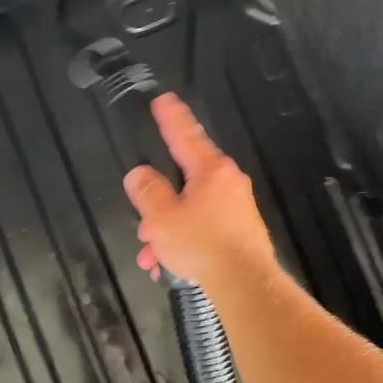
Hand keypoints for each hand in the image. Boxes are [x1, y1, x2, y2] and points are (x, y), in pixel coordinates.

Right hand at [124, 94, 273, 284]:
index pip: (185, 136)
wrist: (243, 282)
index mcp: (210, 171)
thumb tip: (139, 175)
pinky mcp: (238, 232)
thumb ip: (147, 192)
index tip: (164, 100)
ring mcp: (235, 209)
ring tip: (152, 257)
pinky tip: (168, 266)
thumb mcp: (162, 218)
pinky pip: (201, 230)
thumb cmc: (201, 244)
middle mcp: (227, 183)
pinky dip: (182, 244)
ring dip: (166, 232)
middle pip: (183, 184)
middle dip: (158, 208)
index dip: (171, 118)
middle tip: (144, 228)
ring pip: (189, 212)